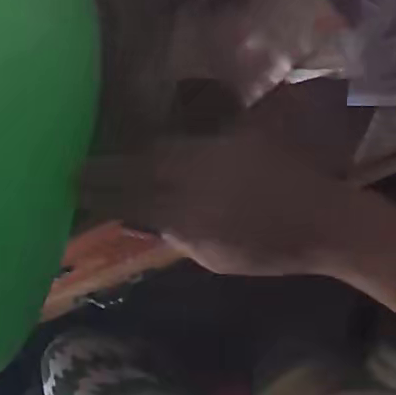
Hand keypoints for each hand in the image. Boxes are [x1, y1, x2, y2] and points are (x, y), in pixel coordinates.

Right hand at [80, 132, 361, 276]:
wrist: (323, 219)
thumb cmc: (268, 250)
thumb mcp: (214, 257)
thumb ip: (174, 235)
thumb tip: (138, 219)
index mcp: (189, 211)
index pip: (131, 197)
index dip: (99, 191)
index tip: (72, 185)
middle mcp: (196, 176)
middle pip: (138, 166)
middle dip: (105, 166)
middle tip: (78, 166)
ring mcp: (214, 152)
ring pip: (159, 147)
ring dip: (131, 151)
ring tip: (109, 153)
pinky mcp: (231, 139)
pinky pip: (186, 137)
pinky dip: (162, 142)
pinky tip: (150, 142)